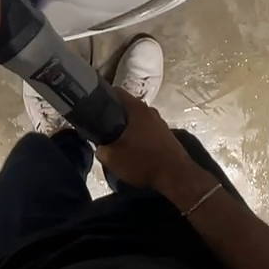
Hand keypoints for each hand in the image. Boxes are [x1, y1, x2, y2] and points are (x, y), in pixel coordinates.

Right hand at [94, 94, 213, 197]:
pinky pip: (146, 131)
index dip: (102, 96)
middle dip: (114, 116)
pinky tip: (133, 150)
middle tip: (102, 128)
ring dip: (127, 128)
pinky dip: (138, 137)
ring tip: (116, 142)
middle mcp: (150, 110)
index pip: (115, 91)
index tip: (93, 106)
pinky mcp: (166, 135)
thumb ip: (100, 149)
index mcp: (137, 108)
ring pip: (137, 120)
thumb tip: (100, 146)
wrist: (176, 177)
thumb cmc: (143, 162)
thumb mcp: (112, 158)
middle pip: (126, 107)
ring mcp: (160, 122)